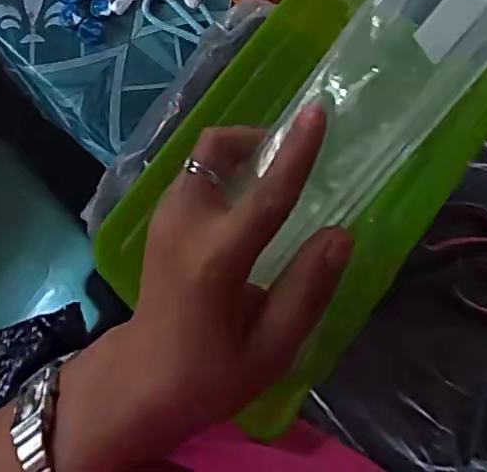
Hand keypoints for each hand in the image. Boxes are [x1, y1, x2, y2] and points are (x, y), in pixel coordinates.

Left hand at [57, 106, 350, 468]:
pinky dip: (220, 170)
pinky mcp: (158, 214)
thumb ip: (308, 287)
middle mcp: (185, 219)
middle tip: (286, 160)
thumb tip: (340, 234)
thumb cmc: (214, 371)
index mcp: (217, 255)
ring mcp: (165, 212)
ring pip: (201, 155)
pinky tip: (240, 203)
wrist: (146, 373)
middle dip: (254, 139)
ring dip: (237, 153)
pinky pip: (192, 172)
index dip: (295, 150)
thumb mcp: (273, 347)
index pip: (266, 193)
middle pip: (216, 148)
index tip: (315, 111)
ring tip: (267, 183)